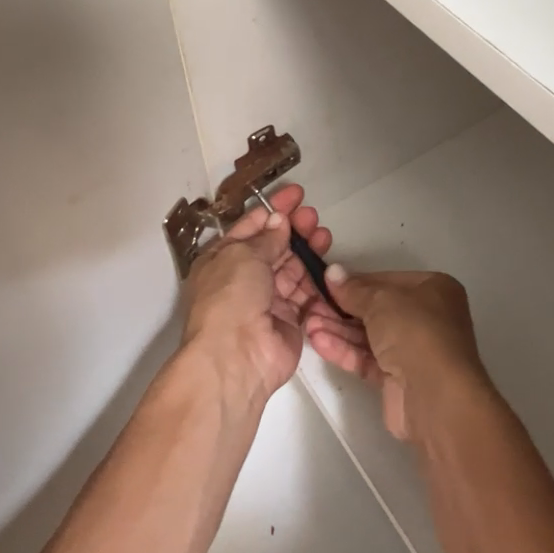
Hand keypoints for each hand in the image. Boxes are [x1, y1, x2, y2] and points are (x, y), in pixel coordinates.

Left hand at [180, 184, 334, 398]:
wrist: (235, 358)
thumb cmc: (230, 298)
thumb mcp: (243, 256)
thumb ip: (267, 237)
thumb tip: (279, 220)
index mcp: (223, 259)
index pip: (251, 226)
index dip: (274, 209)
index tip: (297, 194)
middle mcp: (243, 278)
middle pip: (274, 246)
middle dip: (294, 229)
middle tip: (313, 216)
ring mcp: (267, 300)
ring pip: (292, 268)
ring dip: (307, 251)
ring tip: (324, 234)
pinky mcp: (289, 319)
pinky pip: (305, 294)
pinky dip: (317, 280)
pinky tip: (329, 265)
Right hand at [304, 268, 489, 439]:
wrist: (436, 396)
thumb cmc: (415, 332)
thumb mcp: (382, 301)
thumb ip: (354, 289)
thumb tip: (333, 272)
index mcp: (434, 289)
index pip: (388, 280)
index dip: (357, 282)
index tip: (327, 282)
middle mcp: (427, 317)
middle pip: (377, 309)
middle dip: (342, 308)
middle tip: (311, 305)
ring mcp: (413, 350)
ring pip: (370, 335)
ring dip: (339, 329)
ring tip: (308, 324)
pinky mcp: (398, 379)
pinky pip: (368, 358)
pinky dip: (345, 350)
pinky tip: (319, 342)